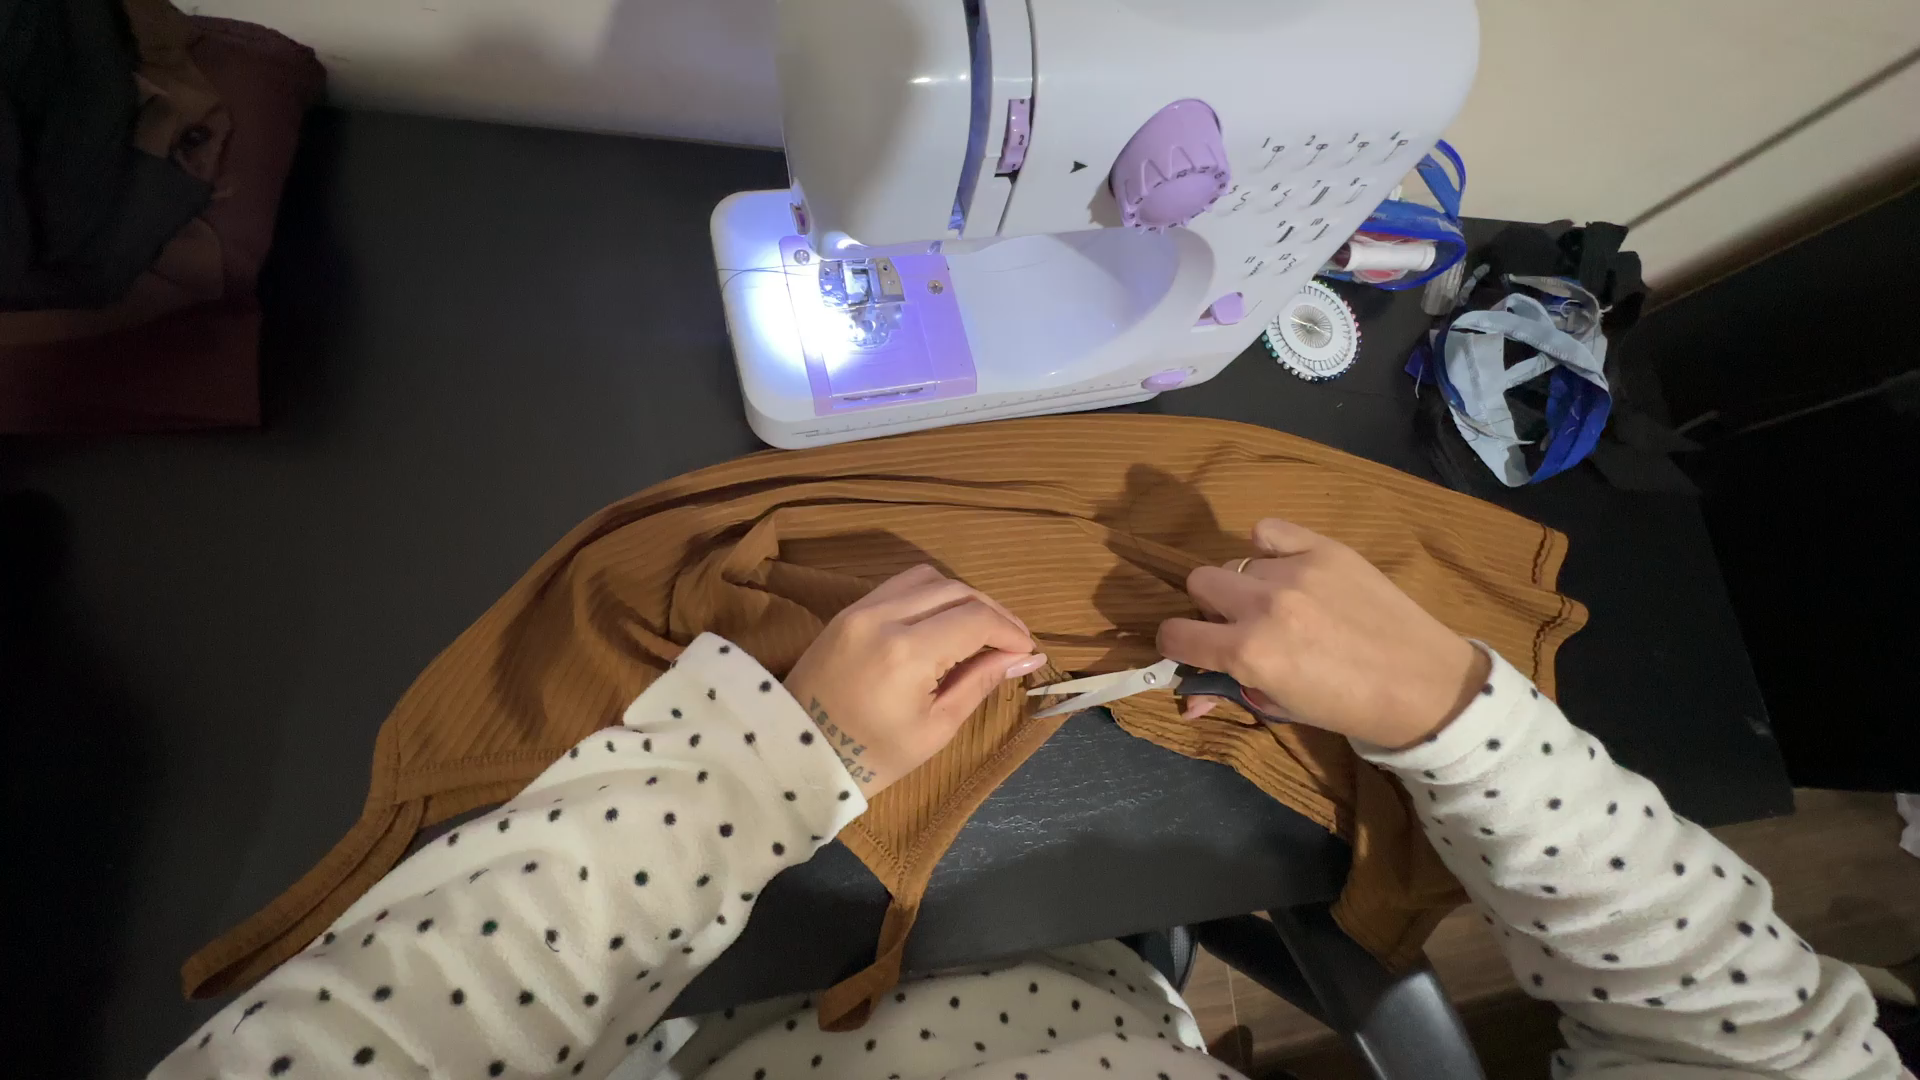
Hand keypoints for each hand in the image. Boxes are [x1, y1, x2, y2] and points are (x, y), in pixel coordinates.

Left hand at [784, 565, 1044, 794]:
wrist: (796, 756)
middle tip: (1014, 640)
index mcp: (906, 652)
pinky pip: (901, 585)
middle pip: (956, 589)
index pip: (975, 618)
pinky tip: (944, 621)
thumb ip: (980, 681)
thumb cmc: (871, 757)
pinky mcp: (848, 610)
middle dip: (993, 611)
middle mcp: (883, 616)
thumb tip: (1025, 656)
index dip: (1010, 630)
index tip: (1029, 651)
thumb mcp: (935, 728)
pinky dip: (932, 594)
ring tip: (982, 628)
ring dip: (963, 596)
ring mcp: (861, 607)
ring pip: (929, 578)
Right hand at [1156, 518, 1489, 747]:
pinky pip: (1269, 530)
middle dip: (1211, 606)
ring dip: (1245, 583)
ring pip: (1234, 561)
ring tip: (1278, 601)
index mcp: (1247, 653)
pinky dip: (1270, 548)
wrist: (1426, 688)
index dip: (1177, 644)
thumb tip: (1185, 702)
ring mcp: (1295, 572)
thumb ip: (1227, 692)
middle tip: (1240, 623)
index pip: (1174, 634)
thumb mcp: (1279, 706)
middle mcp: (1262, 606)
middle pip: (1198, 583)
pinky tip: (1290, 569)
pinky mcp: (1324, 549)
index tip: (1193, 647)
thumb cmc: (1346, 707)